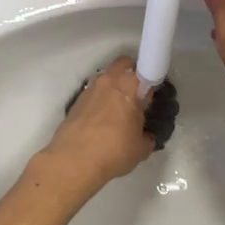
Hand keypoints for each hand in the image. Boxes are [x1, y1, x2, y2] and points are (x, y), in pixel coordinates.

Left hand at [36, 57, 155, 194]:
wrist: (74, 161)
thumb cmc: (114, 151)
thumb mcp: (141, 148)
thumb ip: (147, 137)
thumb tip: (146, 136)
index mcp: (129, 87)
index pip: (145, 70)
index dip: (150, 81)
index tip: (151, 95)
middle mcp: (108, 82)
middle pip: (123, 64)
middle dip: (131, 73)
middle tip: (136, 96)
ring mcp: (89, 90)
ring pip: (105, 78)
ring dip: (112, 87)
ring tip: (116, 112)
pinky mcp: (76, 102)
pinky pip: (93, 94)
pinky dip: (99, 101)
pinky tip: (100, 122)